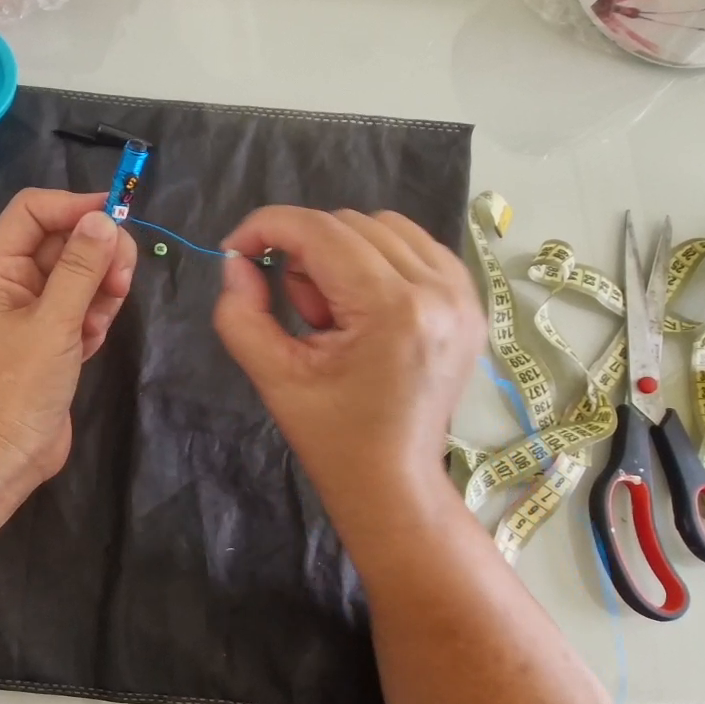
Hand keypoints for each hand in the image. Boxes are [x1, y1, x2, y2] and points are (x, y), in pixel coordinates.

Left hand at [0, 189, 137, 492]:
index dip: (72, 205)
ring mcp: (41, 312)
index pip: (33, 210)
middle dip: (98, 252)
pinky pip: (88, 307)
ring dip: (102, 289)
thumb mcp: (53, 323)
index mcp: (3, 269)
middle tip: (120, 281)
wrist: (7, 453)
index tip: (116, 217)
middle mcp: (20, 283)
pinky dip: (98, 318)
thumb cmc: (19, 387)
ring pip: (84, 274)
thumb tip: (103, 219)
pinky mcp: (59, 339)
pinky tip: (92, 343)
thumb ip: (80, 268)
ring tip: (101, 321)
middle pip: (66, 239)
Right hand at [212, 208, 482, 508]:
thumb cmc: (329, 436)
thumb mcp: (271, 376)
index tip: (234, 251)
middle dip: (304, 254)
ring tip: (332, 314)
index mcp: (390, 310)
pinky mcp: (470, 301)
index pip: (321, 231)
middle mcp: (438, 289)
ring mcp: (463, 293)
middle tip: (295, 312)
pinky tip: (361, 307)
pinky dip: (375, 261)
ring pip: (384, 227)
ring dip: (340, 255)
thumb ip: (240, 314)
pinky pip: (415, 246)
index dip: (266, 228)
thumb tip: (236, 262)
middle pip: (350, 224)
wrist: (391, 479)